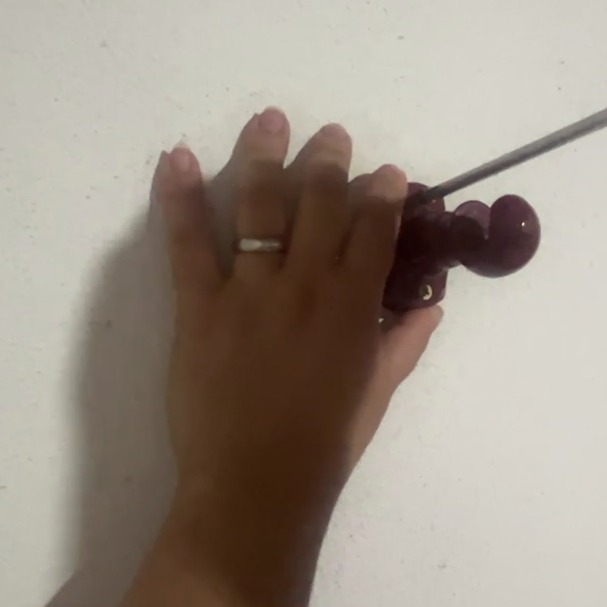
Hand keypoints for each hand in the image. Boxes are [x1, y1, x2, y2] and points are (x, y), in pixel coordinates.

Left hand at [153, 108, 441, 535]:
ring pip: (259, 208)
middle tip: (332, 135)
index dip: (382, 195)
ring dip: (265, 156)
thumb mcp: (377, 396)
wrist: (256, 487)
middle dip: (329, 161)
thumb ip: (404, 344)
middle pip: (320, 204)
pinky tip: (175, 157)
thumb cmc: (323, 447)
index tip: (386, 171)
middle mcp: (306, 286)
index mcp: (354, 308)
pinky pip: (187, 243)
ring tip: (269, 119)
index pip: (375, 232)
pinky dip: (177, 198)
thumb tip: (432, 306)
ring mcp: (250, 292)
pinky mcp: (200, 308)